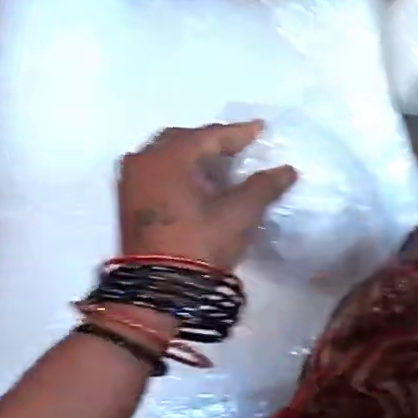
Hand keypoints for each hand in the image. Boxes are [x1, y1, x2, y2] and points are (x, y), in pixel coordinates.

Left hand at [117, 122, 295, 267]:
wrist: (162, 288)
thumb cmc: (202, 243)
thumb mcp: (240, 213)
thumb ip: (264, 186)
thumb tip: (287, 169)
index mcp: (169, 157)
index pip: (210, 136)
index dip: (239, 133)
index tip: (261, 129)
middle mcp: (144, 159)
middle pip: (184, 140)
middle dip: (213, 141)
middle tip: (240, 146)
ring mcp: (131, 180)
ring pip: (168, 155)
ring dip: (195, 156)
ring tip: (222, 164)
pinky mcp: (129, 201)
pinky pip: (158, 171)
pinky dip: (181, 170)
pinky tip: (199, 182)